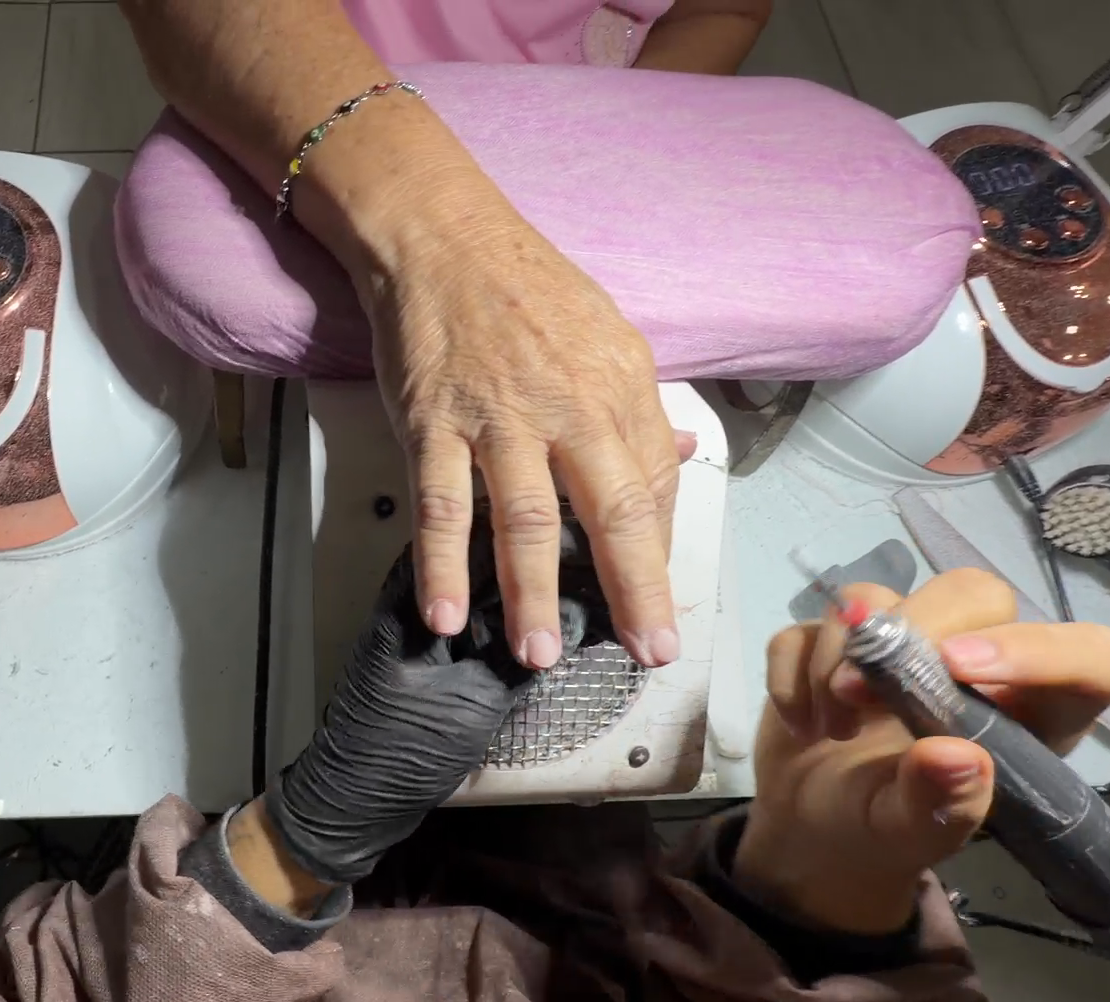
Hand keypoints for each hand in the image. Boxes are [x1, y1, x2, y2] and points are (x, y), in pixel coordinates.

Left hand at [262, 523, 604, 885]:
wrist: (357, 799)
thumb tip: (575, 615)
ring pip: (480, 587)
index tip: (582, 540)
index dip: (532, 539)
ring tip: (580, 583)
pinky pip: (476, 619)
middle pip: (479, 559)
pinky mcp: (430, 650)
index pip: (476, 545)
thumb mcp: (473, 702)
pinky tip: (548, 622)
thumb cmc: (404, 748)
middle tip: (591, 559)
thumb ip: (520, 655)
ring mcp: (420, 624)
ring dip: (524, 586)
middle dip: (533, 558)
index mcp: (410, 599)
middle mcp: (411, 598)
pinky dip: (510, 617)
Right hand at [354, 181, 690, 672]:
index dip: (653, 554)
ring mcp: (496, 417)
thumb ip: (637, 404)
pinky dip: (440, 563)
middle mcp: (566, 405)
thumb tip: (676, 453)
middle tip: (644, 650)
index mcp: (616, 385)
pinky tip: (444, 612)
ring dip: (531, 594)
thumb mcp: (604, 333)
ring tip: (538, 655)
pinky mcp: (433, 424)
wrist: (441, 238)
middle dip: (631, 589)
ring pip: (523, 520)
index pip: (649, 487)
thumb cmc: (521, 286)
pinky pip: (440, 505)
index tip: (652, 604)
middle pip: (610, 511)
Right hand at [734, 569, 1109, 934]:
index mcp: (1027, 711)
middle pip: (971, 593)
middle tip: (854, 692)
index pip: (1086, 654)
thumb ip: (940, 802)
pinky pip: (803, 628)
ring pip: (874, 598)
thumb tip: (958, 755)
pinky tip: (799, 721)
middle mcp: (967, 661)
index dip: (1033, 647)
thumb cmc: (877, 830)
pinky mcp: (822, 639)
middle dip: (908, 629)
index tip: (954, 666)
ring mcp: (888, 642)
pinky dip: (788, 676)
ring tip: (827, 730)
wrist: (804, 822)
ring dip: (832, 661)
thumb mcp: (911, 834)